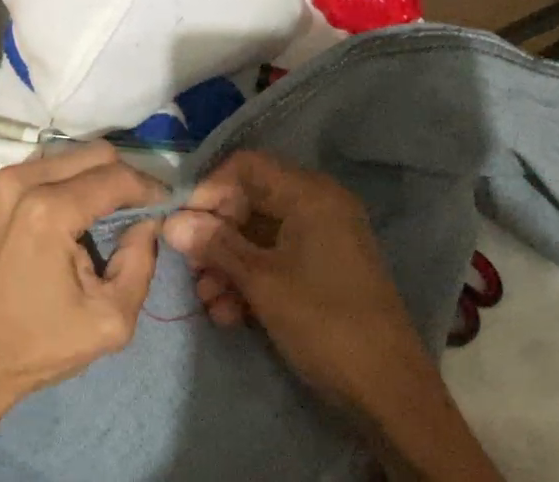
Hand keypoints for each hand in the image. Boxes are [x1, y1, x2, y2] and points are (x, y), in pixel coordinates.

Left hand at [0, 142, 163, 480]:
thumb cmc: (39, 344)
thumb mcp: (110, 319)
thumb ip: (141, 263)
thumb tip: (148, 223)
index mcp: (50, 210)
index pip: (117, 177)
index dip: (150, 189)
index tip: (168, 208)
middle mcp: (23, 181)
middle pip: (96, 155)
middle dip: (126, 178)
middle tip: (144, 211)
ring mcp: (5, 181)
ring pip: (73, 156)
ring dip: (100, 178)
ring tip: (117, 214)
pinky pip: (50, 167)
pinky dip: (75, 181)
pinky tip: (85, 214)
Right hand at [164, 151, 501, 480]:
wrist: (389, 392)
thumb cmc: (324, 322)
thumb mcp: (261, 281)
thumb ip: (214, 245)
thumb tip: (170, 221)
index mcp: (310, 195)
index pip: (246, 166)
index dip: (209, 190)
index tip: (182, 225)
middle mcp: (317, 207)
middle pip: (249, 202)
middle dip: (214, 235)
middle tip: (189, 269)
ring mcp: (321, 240)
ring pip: (258, 236)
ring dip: (226, 264)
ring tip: (207, 302)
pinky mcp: (321, 271)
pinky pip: (275, 260)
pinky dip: (249, 280)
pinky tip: (228, 314)